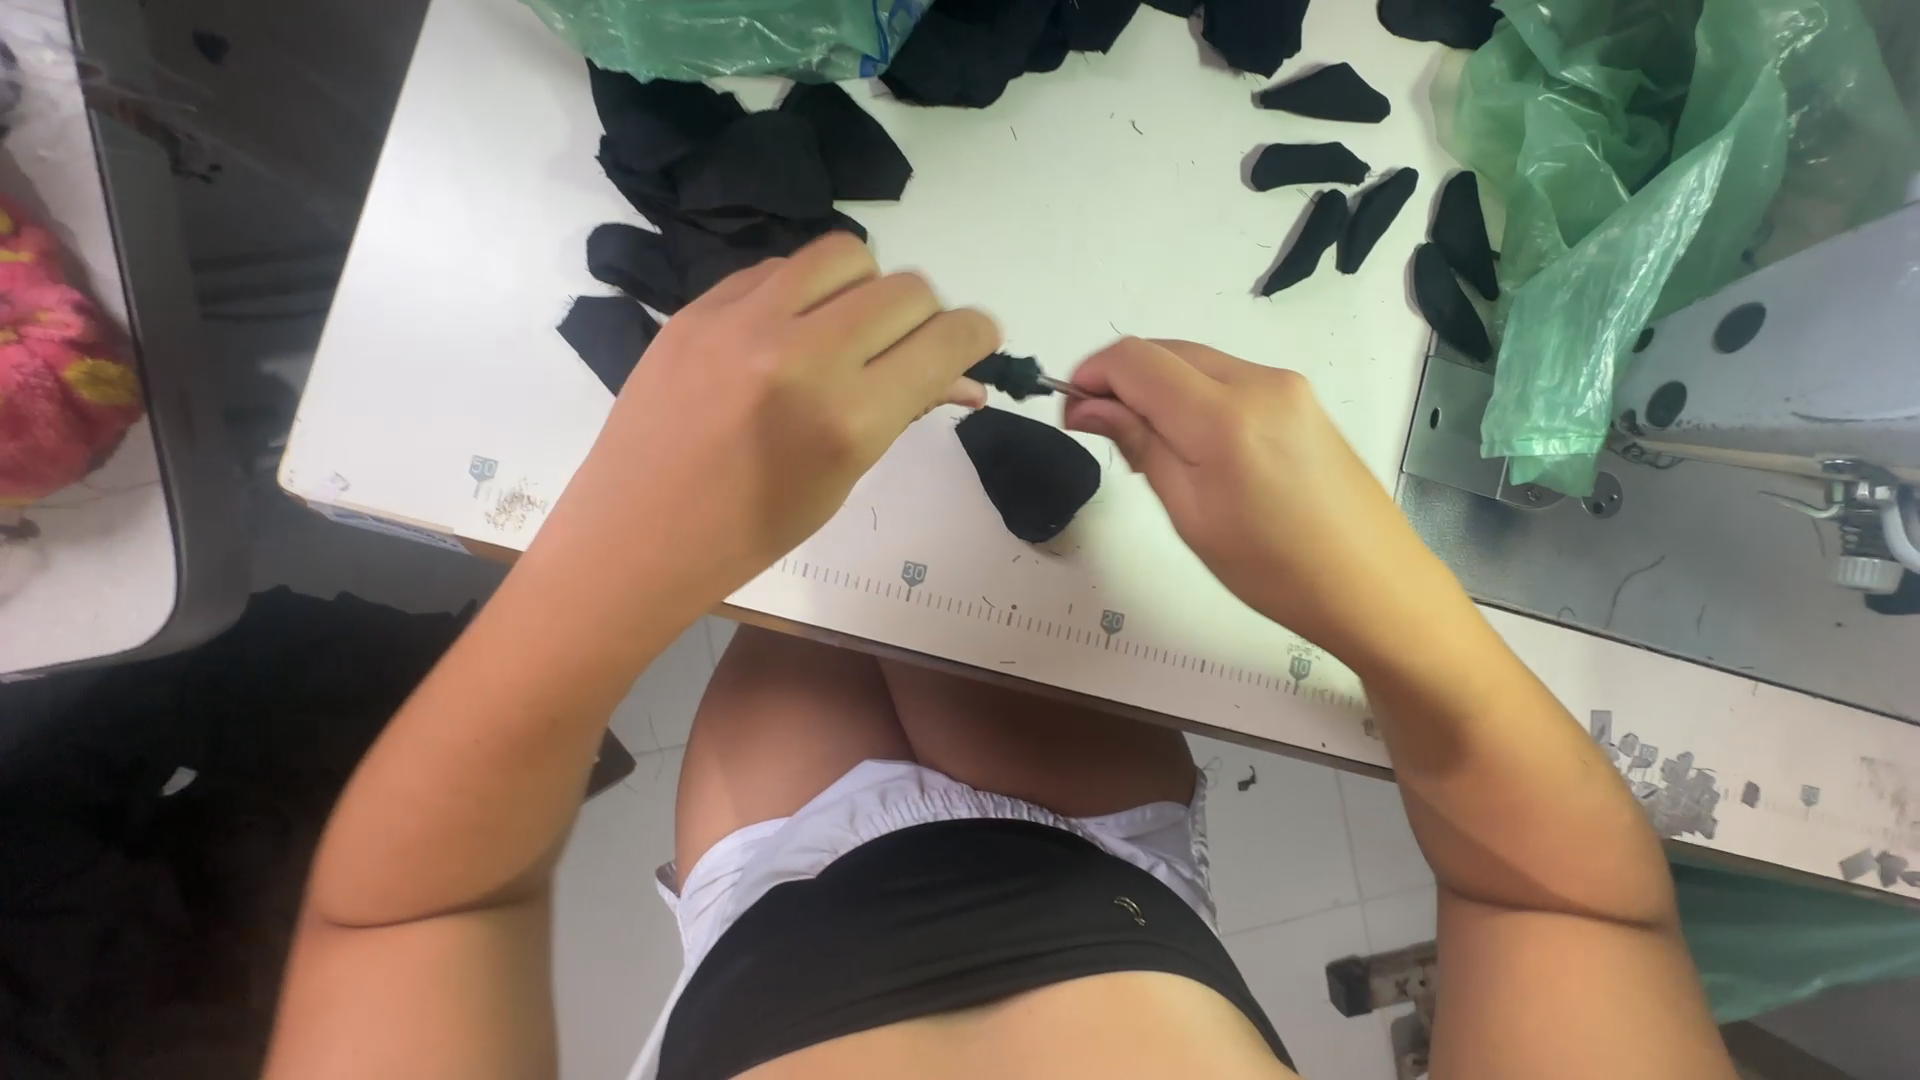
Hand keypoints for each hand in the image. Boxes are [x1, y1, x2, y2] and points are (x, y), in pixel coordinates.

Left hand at [538, 234, 997, 614]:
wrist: (638, 534)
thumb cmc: (752, 532)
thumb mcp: (842, 480)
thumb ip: (901, 413)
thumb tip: (958, 376)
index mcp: (847, 419)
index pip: (945, 342)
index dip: (978, 334)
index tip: (979, 338)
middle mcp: (803, 354)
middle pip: (907, 289)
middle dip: (928, 316)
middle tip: (910, 346)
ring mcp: (742, 321)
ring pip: (847, 255)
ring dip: (869, 287)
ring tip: (850, 328)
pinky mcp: (699, 306)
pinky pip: (781, 268)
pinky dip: (805, 292)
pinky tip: (790, 330)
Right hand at [1063, 338, 1454, 661]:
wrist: (1373, 586)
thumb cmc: (1272, 568)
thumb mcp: (1189, 514)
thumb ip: (1139, 445)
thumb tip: (1090, 407)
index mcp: (1224, 415)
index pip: (1134, 359)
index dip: (1090, 376)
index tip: (1072, 413)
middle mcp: (1259, 382)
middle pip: (1164, 350)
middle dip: (1119, 380)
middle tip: (1100, 432)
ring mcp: (1286, 386)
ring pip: (1195, 361)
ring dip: (1155, 387)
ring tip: (1146, 446)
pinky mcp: (1301, 399)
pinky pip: (1227, 378)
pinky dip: (1191, 395)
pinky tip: (1190, 442)